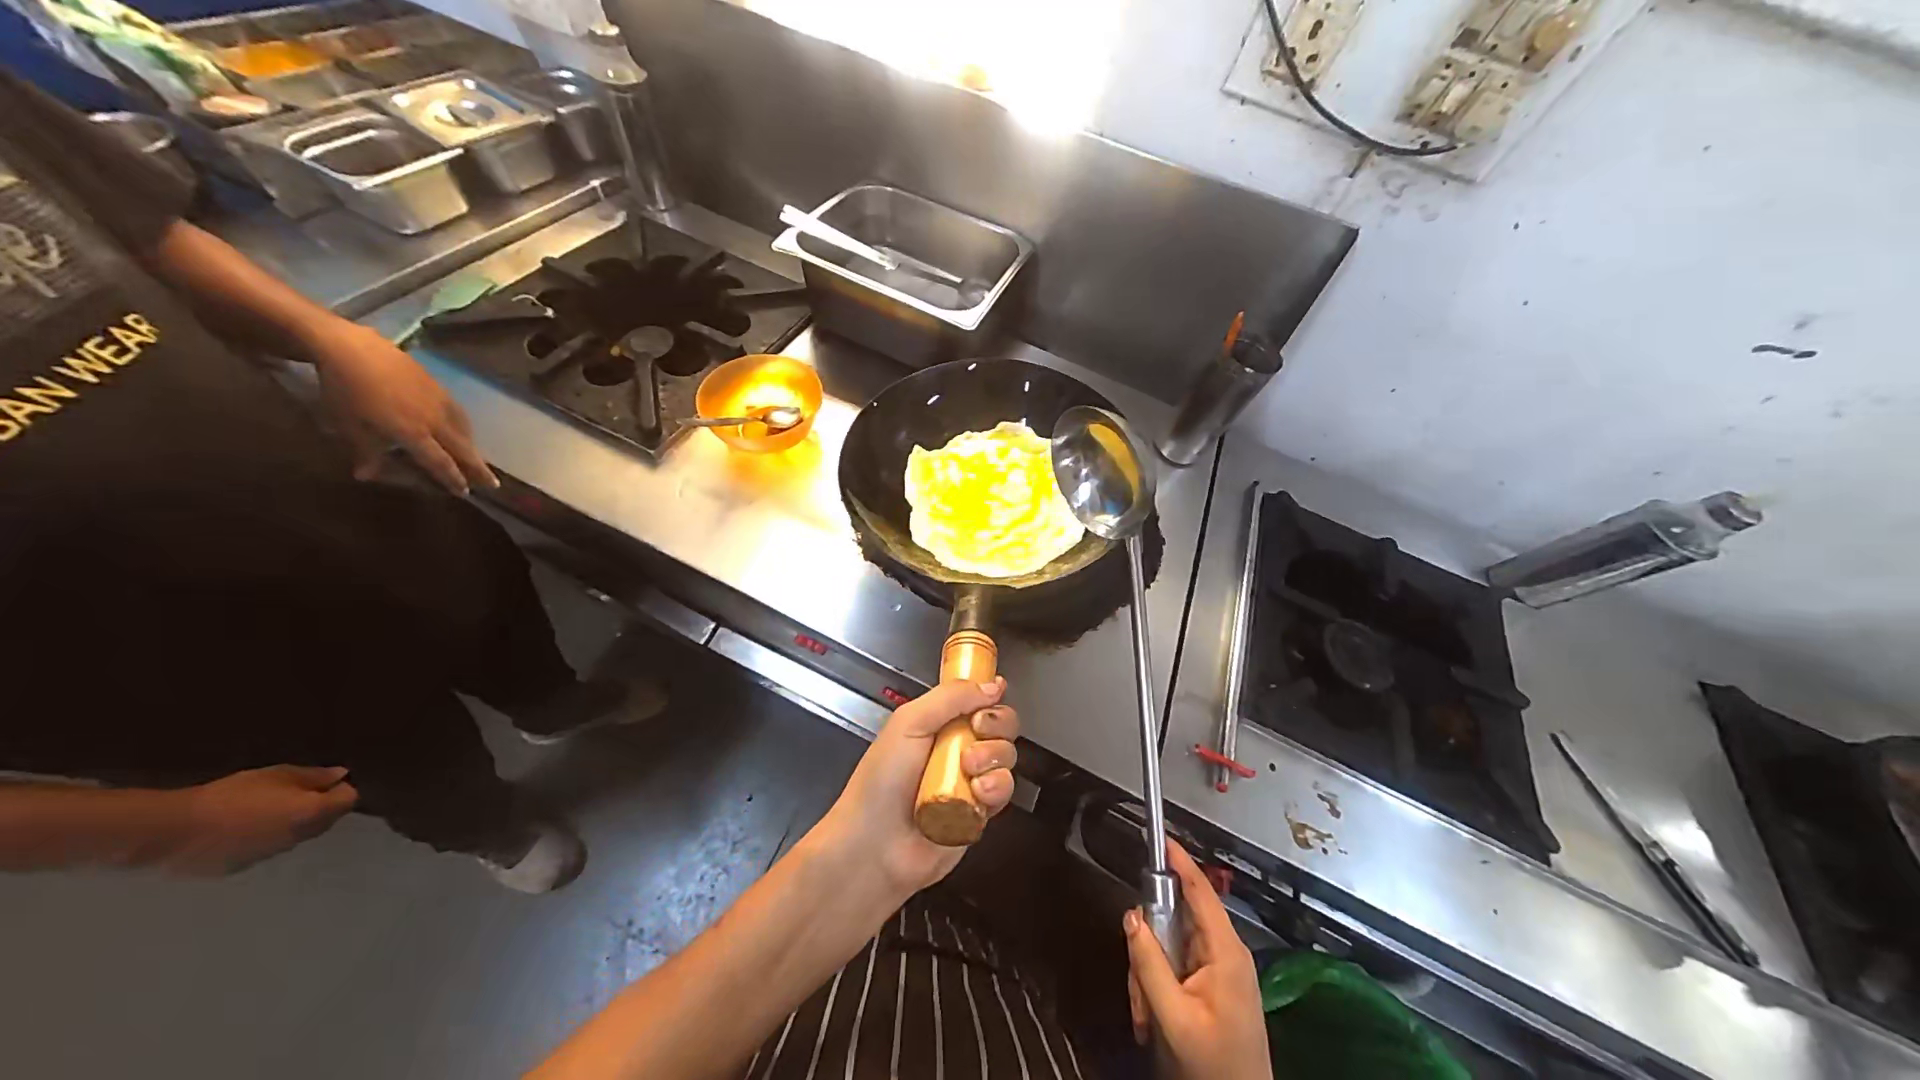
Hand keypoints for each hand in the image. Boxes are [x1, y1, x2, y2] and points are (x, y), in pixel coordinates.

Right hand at [162, 765, 358, 875]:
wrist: (175, 830)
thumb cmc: (232, 795)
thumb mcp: (277, 775)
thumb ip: (314, 776)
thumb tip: (341, 775)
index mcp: (314, 813)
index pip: (348, 801)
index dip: (340, 790)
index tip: (324, 783)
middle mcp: (301, 837)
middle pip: (328, 820)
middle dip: (323, 807)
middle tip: (299, 794)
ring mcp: (275, 855)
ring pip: (300, 836)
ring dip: (297, 824)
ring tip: (268, 810)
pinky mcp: (248, 867)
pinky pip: (271, 848)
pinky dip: (269, 838)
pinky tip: (244, 829)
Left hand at [308, 321, 497, 495]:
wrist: (351, 348)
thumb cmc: (345, 391)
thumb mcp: (349, 425)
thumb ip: (365, 452)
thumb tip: (365, 475)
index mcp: (414, 433)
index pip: (440, 462)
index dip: (453, 479)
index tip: (464, 492)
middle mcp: (434, 421)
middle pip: (462, 449)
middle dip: (477, 468)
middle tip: (492, 483)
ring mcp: (439, 402)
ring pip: (464, 430)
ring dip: (473, 447)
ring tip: (477, 457)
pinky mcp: (438, 386)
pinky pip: (458, 412)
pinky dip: (465, 426)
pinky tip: (463, 426)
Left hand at [807, 678, 1018, 899]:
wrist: (875, 846)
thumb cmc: (878, 784)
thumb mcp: (908, 723)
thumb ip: (950, 697)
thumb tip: (991, 685)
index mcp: (936, 723)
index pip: (976, 698)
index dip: (987, 694)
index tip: (987, 697)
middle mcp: (955, 749)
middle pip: (1000, 723)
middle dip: (996, 723)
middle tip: (976, 731)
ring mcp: (969, 780)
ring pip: (1006, 755)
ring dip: (993, 756)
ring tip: (969, 768)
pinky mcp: (980, 811)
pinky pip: (1005, 789)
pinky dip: (996, 787)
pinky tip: (977, 793)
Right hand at [1125, 841, 1271, 1079]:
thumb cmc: (1214, 1065)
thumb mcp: (1173, 1017)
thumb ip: (1149, 963)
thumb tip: (1131, 916)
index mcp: (1226, 952)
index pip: (1200, 891)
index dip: (1180, 861)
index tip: (1160, 837)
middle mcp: (1225, 952)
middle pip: (1174, 919)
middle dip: (1148, 948)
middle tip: (1141, 990)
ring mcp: (1219, 968)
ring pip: (1168, 943)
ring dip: (1149, 975)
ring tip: (1149, 1015)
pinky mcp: (1211, 982)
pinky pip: (1173, 964)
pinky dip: (1156, 985)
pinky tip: (1154, 1016)